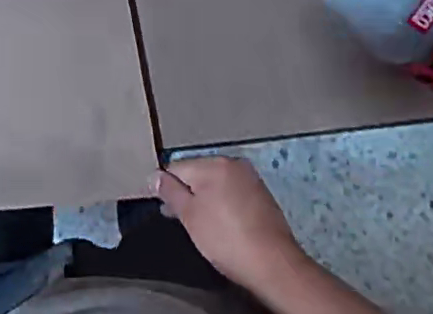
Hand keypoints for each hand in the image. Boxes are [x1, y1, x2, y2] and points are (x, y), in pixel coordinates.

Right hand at [152, 156, 303, 289]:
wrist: (277, 269)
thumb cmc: (228, 240)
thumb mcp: (190, 217)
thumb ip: (169, 191)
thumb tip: (154, 176)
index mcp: (212, 163)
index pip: (176, 168)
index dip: (167, 188)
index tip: (167, 209)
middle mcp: (232, 163)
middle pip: (198, 173)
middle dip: (189, 193)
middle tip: (186, 220)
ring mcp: (251, 179)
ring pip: (217, 183)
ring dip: (208, 199)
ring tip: (208, 226)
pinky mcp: (264, 197)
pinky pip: (234, 193)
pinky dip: (227, 205)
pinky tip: (227, 226)